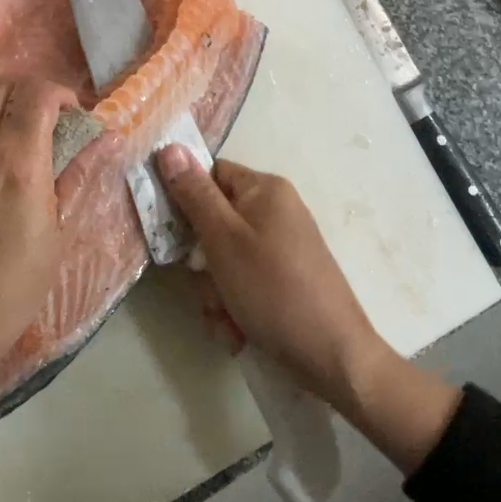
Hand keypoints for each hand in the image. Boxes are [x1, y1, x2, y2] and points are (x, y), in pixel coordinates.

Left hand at [0, 77, 76, 478]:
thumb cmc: (3, 295)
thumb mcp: (52, 243)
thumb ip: (66, 183)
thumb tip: (88, 145)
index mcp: (18, 162)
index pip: (39, 95)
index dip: (60, 93)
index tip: (69, 111)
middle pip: (0, 86)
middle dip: (26, 92)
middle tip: (37, 116)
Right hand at [156, 146, 460, 474]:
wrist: (332, 355)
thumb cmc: (273, 290)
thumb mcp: (223, 240)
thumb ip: (193, 194)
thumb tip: (168, 147)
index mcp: (264, 190)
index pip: (209, 174)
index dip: (184, 200)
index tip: (170, 232)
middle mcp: (275, 211)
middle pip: (213, 222)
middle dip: (201, 264)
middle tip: (208, 287)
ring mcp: (281, 247)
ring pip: (223, 259)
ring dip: (215, 293)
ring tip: (226, 318)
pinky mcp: (284, 278)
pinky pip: (242, 282)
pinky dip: (234, 306)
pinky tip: (238, 331)